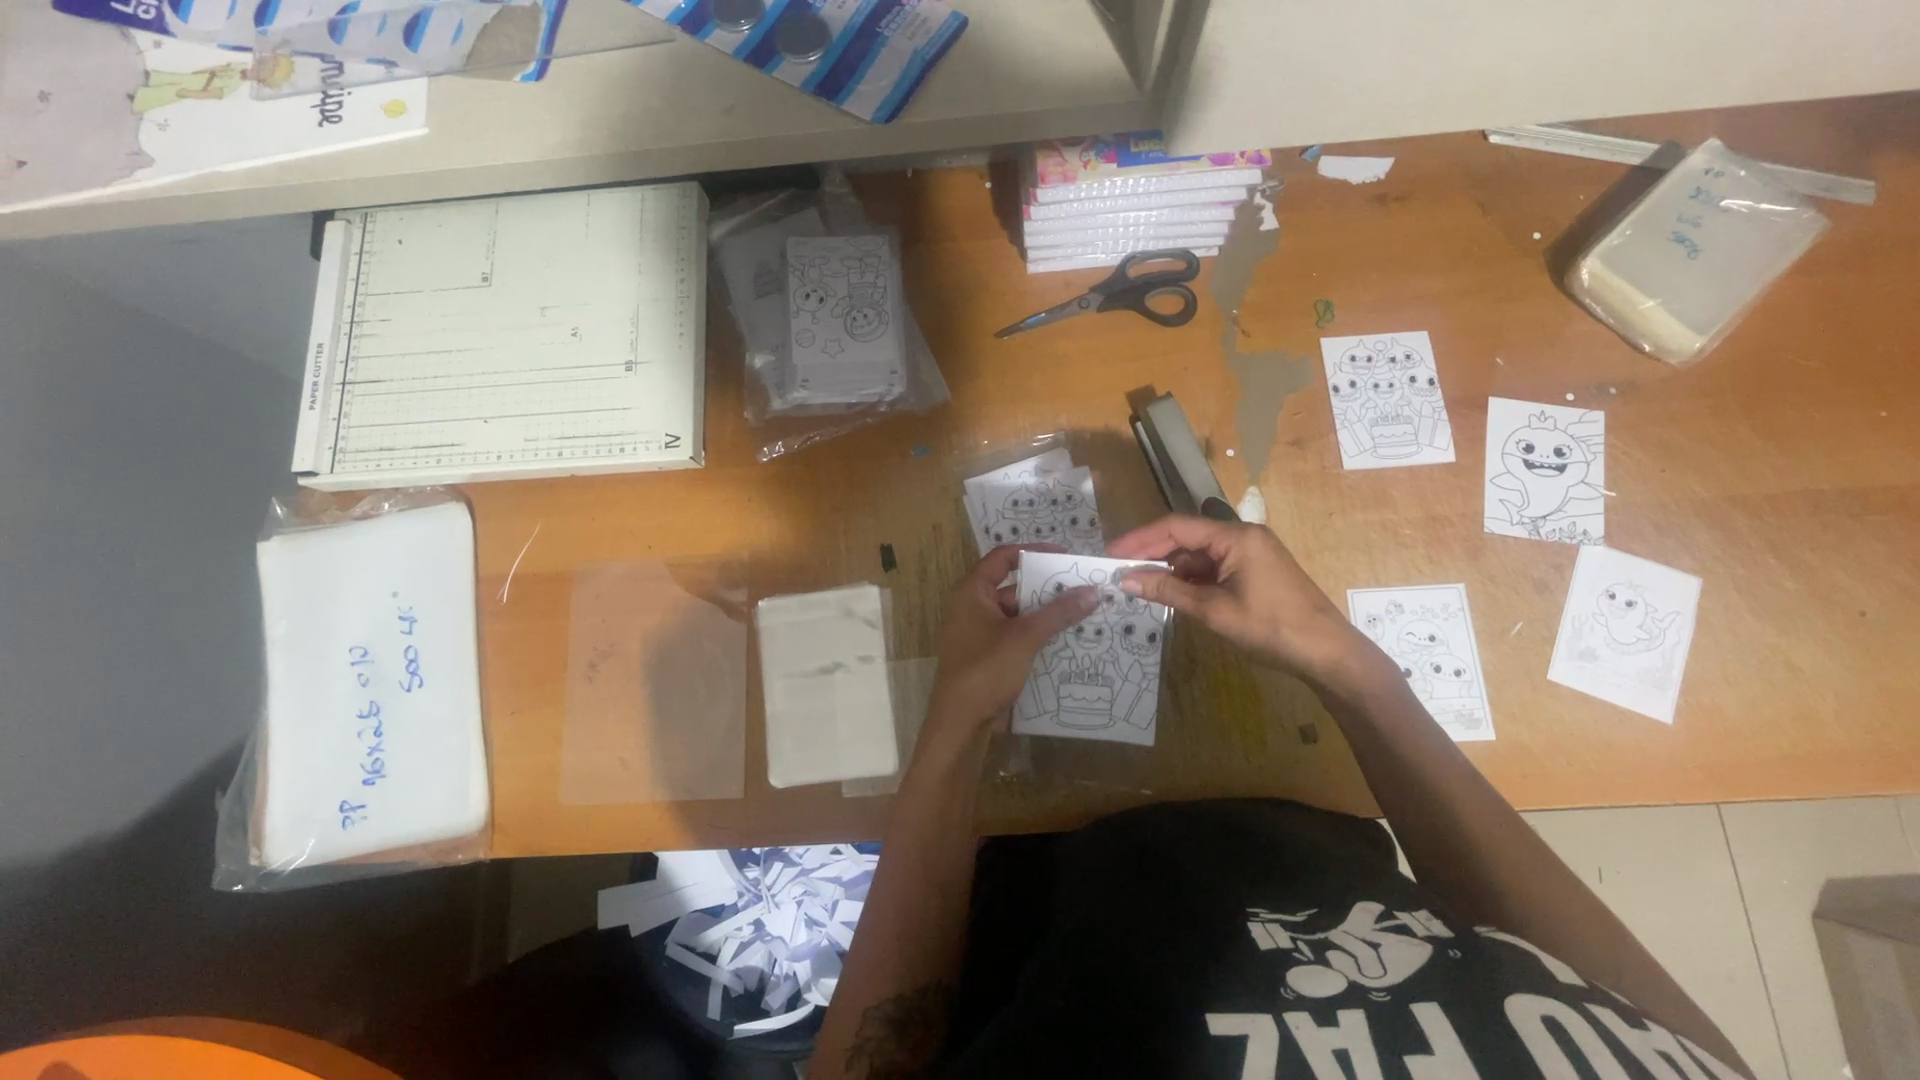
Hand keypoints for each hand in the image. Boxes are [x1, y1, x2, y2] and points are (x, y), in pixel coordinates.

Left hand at [922, 545, 1099, 746]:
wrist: (961, 723)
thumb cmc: (986, 670)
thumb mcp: (1025, 637)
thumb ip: (1058, 612)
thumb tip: (1092, 591)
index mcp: (971, 592)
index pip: (1003, 557)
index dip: (1033, 552)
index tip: (1065, 556)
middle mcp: (973, 608)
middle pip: (1014, 587)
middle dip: (1048, 589)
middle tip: (1084, 587)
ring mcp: (981, 634)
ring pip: (1019, 616)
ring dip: (1048, 615)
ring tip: (1086, 612)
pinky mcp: (990, 657)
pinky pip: (1018, 637)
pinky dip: (1040, 636)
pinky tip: (1070, 640)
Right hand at [1107, 516, 1370, 682]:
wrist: (1327, 653)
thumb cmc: (1271, 628)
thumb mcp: (1213, 610)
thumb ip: (1167, 591)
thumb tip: (1125, 580)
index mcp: (1235, 536)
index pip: (1176, 527)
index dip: (1139, 539)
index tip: (1110, 554)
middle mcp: (1243, 536)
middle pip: (1186, 537)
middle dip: (1152, 554)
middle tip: (1119, 571)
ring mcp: (1251, 553)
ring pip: (1198, 554)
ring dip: (1170, 569)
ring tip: (1140, 587)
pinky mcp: (1255, 570)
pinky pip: (1214, 567)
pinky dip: (1191, 579)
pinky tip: (1172, 594)